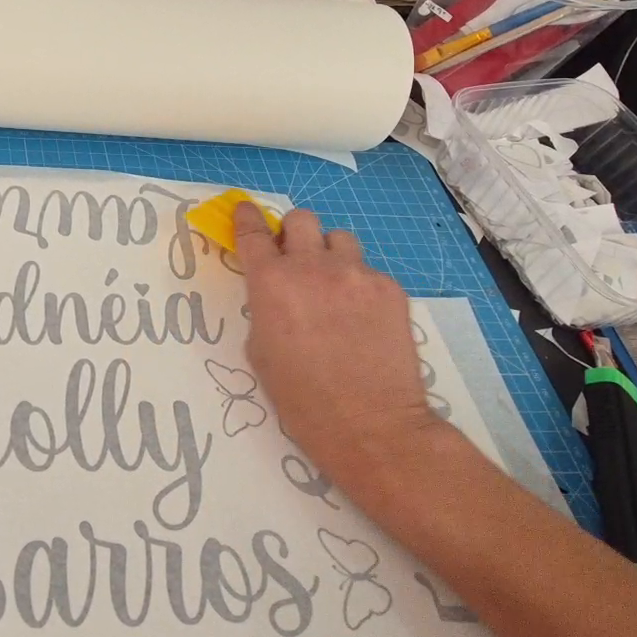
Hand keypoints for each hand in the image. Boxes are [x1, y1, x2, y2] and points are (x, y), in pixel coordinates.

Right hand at [232, 203, 447, 493]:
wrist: (369, 424)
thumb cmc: (299, 395)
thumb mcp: (260, 347)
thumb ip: (265, 306)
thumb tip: (278, 293)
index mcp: (270, 282)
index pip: (253, 231)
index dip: (246, 217)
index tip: (245, 212)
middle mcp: (311, 267)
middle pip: (301, 219)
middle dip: (293, 234)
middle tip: (295, 259)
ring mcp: (356, 274)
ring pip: (339, 239)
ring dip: (329, 254)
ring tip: (334, 287)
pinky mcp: (390, 289)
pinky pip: (368, 271)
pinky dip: (358, 285)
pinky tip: (361, 318)